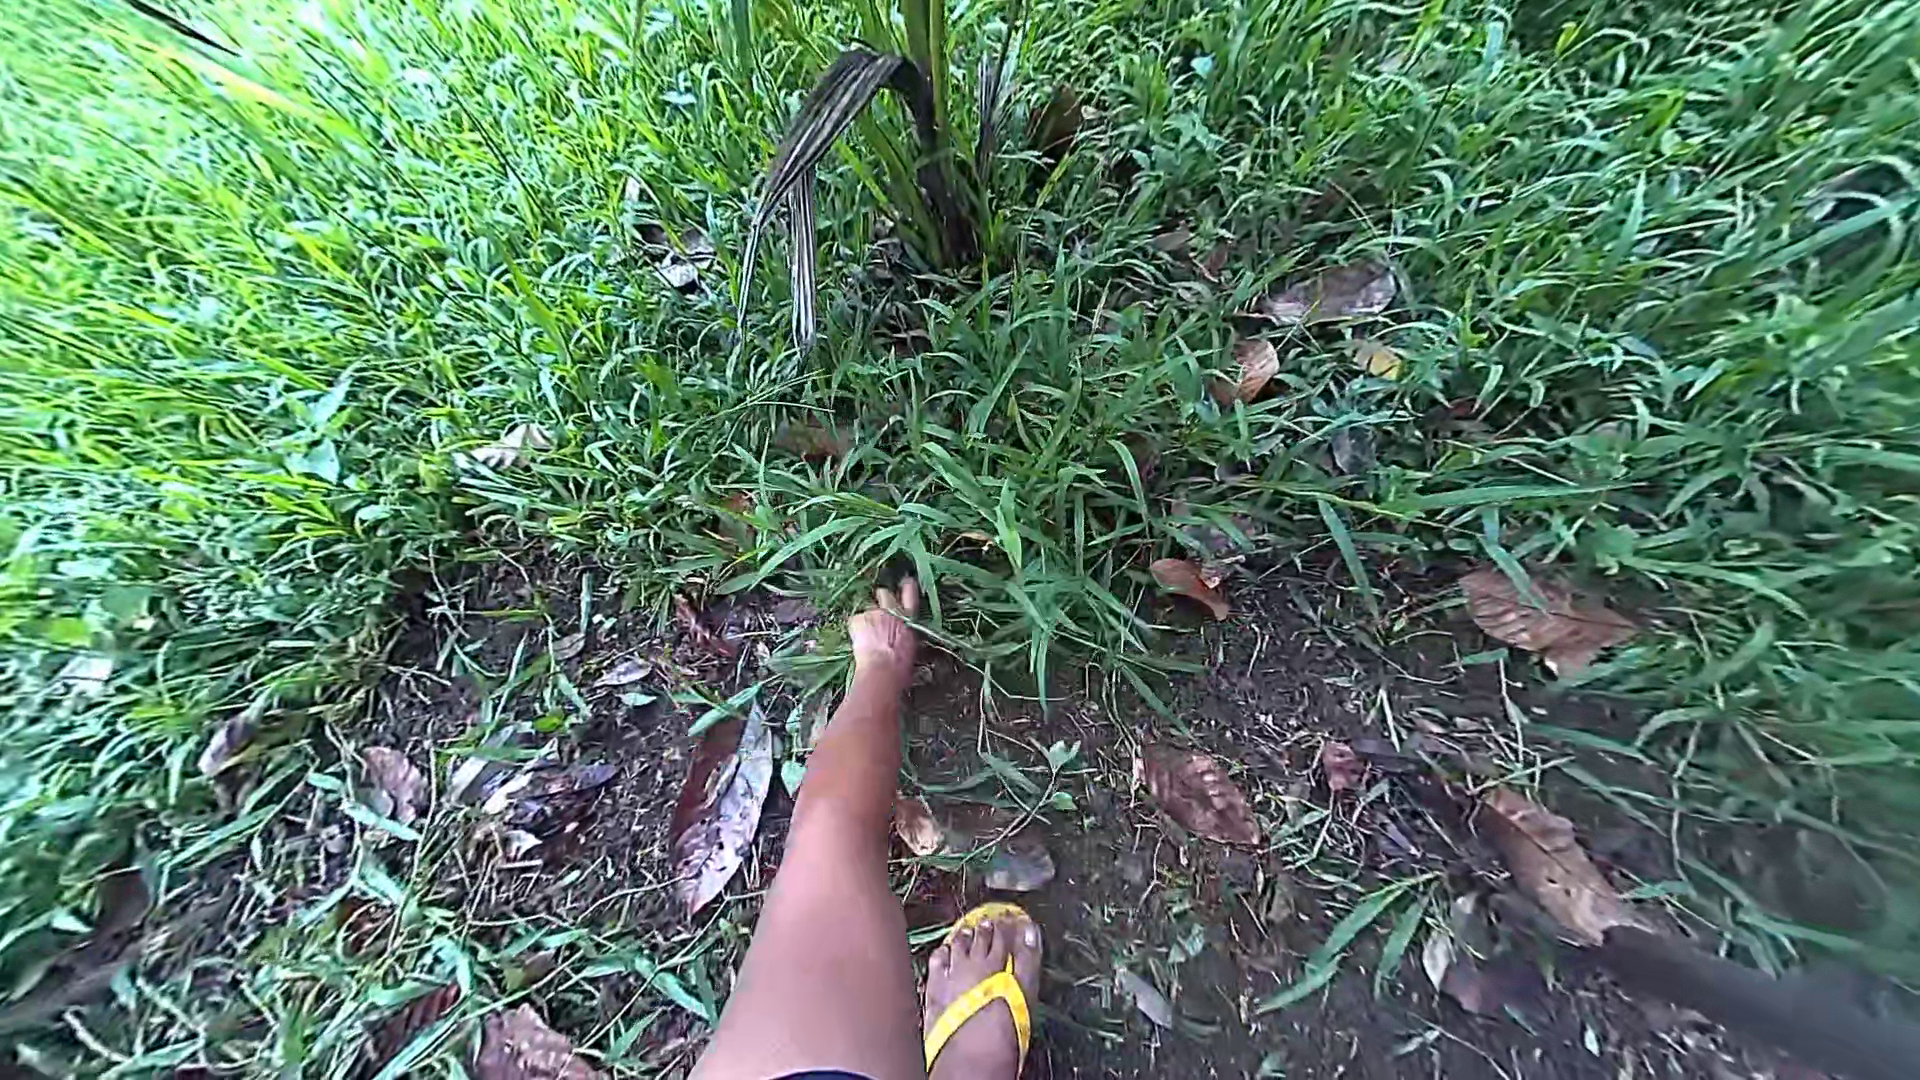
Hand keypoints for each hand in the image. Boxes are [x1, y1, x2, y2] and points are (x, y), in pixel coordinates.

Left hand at [849, 577, 920, 683]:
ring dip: (868, 617)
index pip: (910, 592)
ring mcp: (873, 612)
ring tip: (867, 634)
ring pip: (867, 607)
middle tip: (879, 612)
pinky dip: (856, 628)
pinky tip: (859, 640)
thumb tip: (905, 637)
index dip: (907, 586)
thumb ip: (908, 634)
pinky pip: (855, 619)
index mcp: (909, 617)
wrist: (883, 670)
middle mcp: (892, 609)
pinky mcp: (858, 619)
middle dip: (881, 599)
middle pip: (884, 593)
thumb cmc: (901, 666)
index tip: (905, 583)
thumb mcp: (914, 648)